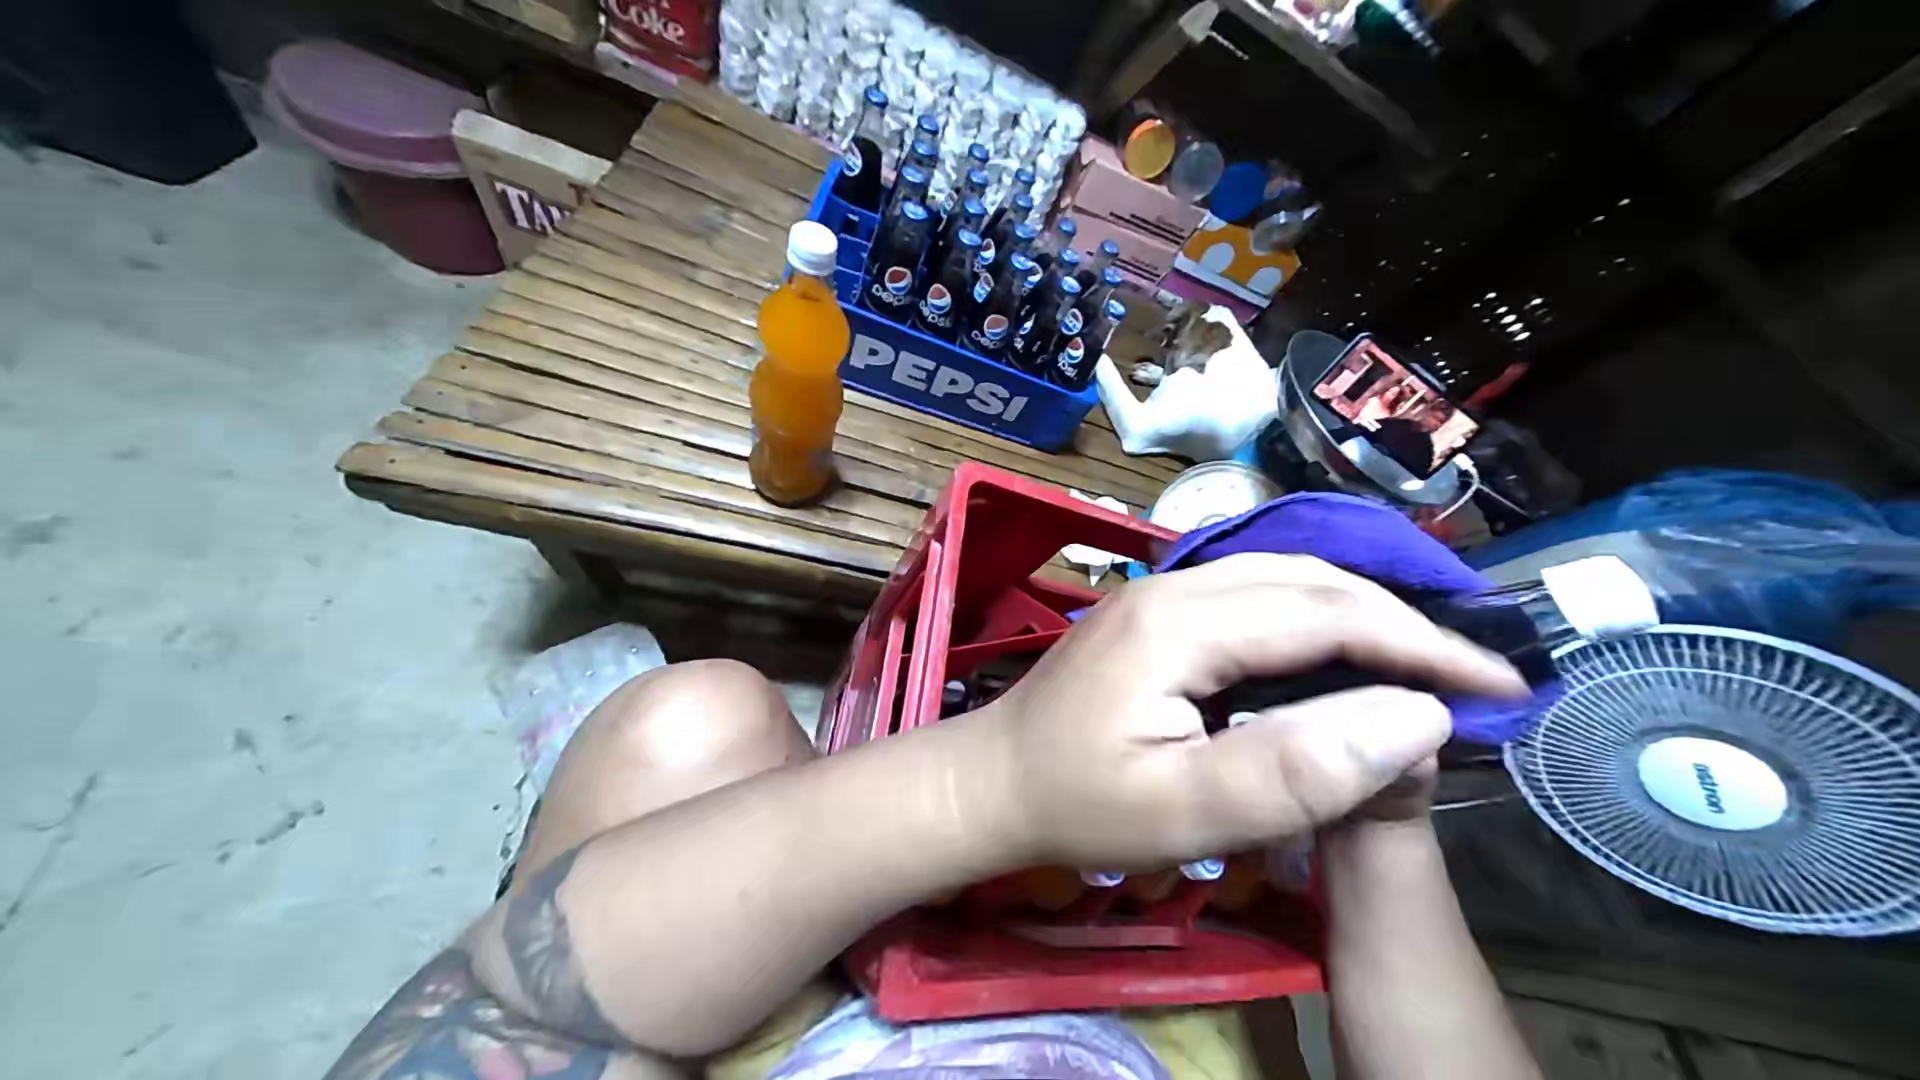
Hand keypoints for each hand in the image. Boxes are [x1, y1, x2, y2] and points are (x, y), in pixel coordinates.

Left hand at [979, 553, 1525, 868]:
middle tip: (1471, 677)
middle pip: (1307, 582)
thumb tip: (1413, 716)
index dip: (1420, 645)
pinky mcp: (1150, 612)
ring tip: (1418, 662)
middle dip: (1397, 621)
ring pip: (1280, 579)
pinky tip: (1332, 653)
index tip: (1501, 686)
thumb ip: (1295, 767)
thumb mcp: (1182, 810)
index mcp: (1180, 623)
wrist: (993, 780)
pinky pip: (1248, 595)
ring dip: (1356, 612)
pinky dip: (1308, 617)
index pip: (1326, 613)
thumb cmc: (1077, 804)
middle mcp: (1171, 586)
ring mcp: (1156, 592)